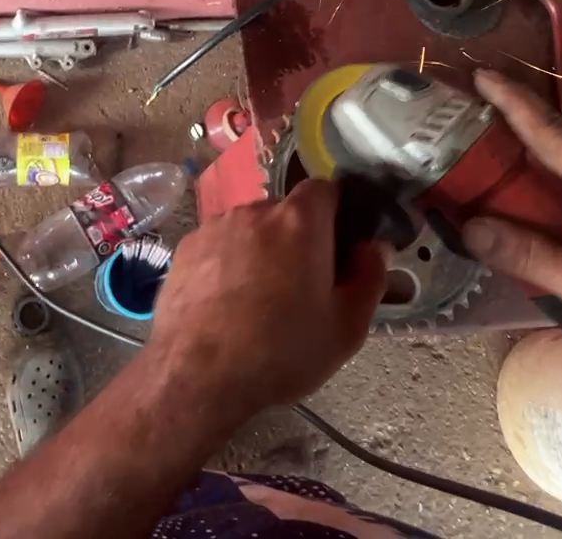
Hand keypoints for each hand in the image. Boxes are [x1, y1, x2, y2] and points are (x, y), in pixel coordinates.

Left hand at [146, 179, 387, 416]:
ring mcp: (216, 225)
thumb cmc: (282, 350)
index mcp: (300, 222)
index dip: (335, 211)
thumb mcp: (346, 327)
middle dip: (297, 238)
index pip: (324, 189)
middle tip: (300, 284)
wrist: (199, 373)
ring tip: (259, 298)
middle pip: (285, 212)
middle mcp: (255, 211)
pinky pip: (219, 244)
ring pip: (250, 228)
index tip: (338, 244)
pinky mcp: (187, 245)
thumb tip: (374, 247)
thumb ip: (370, 278)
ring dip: (260, 249)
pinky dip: (227, 261)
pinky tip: (226, 301)